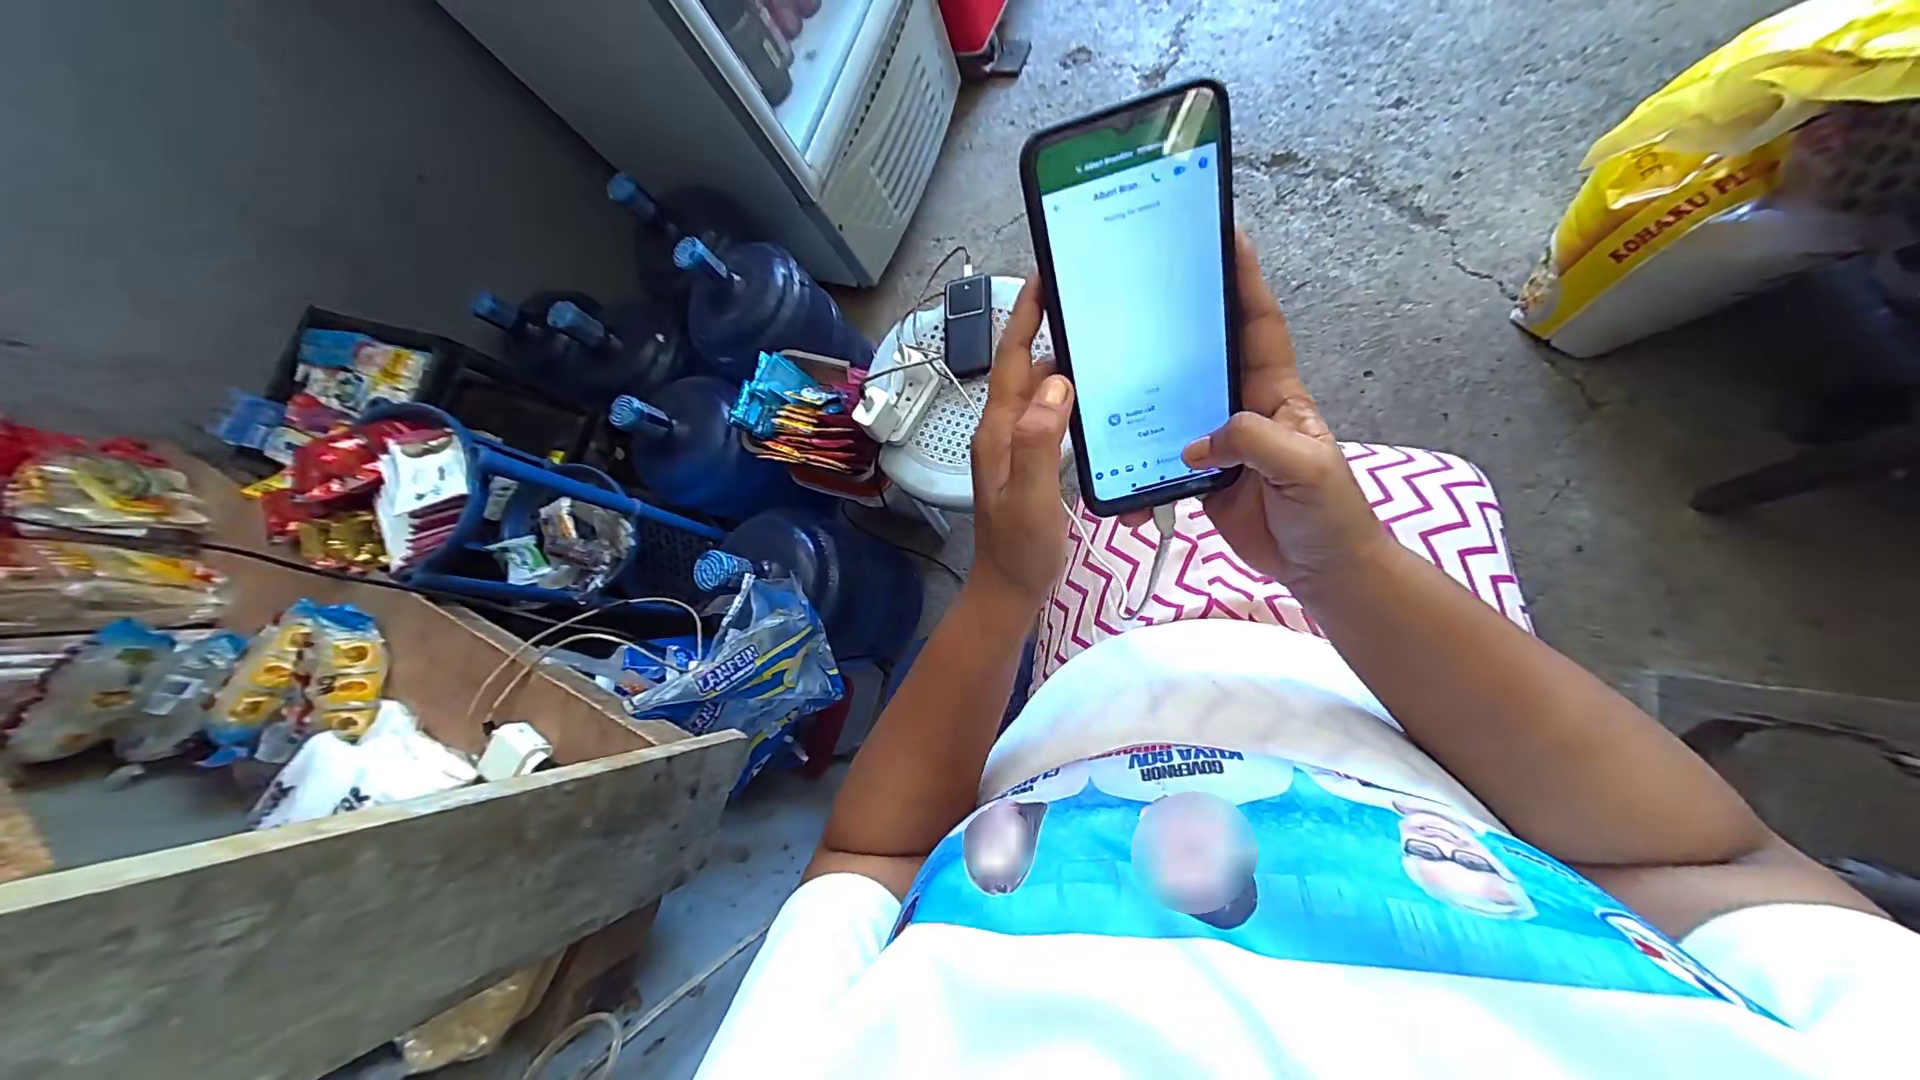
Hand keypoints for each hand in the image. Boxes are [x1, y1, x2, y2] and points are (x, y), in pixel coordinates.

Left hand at [969, 277, 1075, 612]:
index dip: (1025, 318)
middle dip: (1046, 330)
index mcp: (998, 432)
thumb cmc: (1020, 549)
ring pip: (1036, 391)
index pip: (1011, 363)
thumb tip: (1057, 384)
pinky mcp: (1028, 461)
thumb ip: (1038, 442)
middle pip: (1023, 369)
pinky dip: (1066, 397)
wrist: (1009, 587)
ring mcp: (1013, 447)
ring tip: (1096, 340)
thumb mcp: (1030, 497)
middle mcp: (1001, 431)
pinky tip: (1092, 398)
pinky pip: (1046, 416)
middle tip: (1084, 301)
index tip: (1045, 278)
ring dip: (1059, 363)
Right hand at [1143, 231, 1386, 589]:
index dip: (1243, 282)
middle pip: (1201, 360)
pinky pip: (1159, 463)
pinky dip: (1139, 472)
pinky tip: (1121, 480)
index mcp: (1274, 394)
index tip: (1223, 240)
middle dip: (1173, 334)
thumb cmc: (1330, 513)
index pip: (1258, 325)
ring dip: (1143, 406)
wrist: (1318, 568)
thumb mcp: (1305, 467)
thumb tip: (1195, 442)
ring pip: (1172, 410)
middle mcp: (1241, 409)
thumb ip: (1255, 441)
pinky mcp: (1198, 476)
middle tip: (1136, 310)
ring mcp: (1217, 443)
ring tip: (1109, 394)